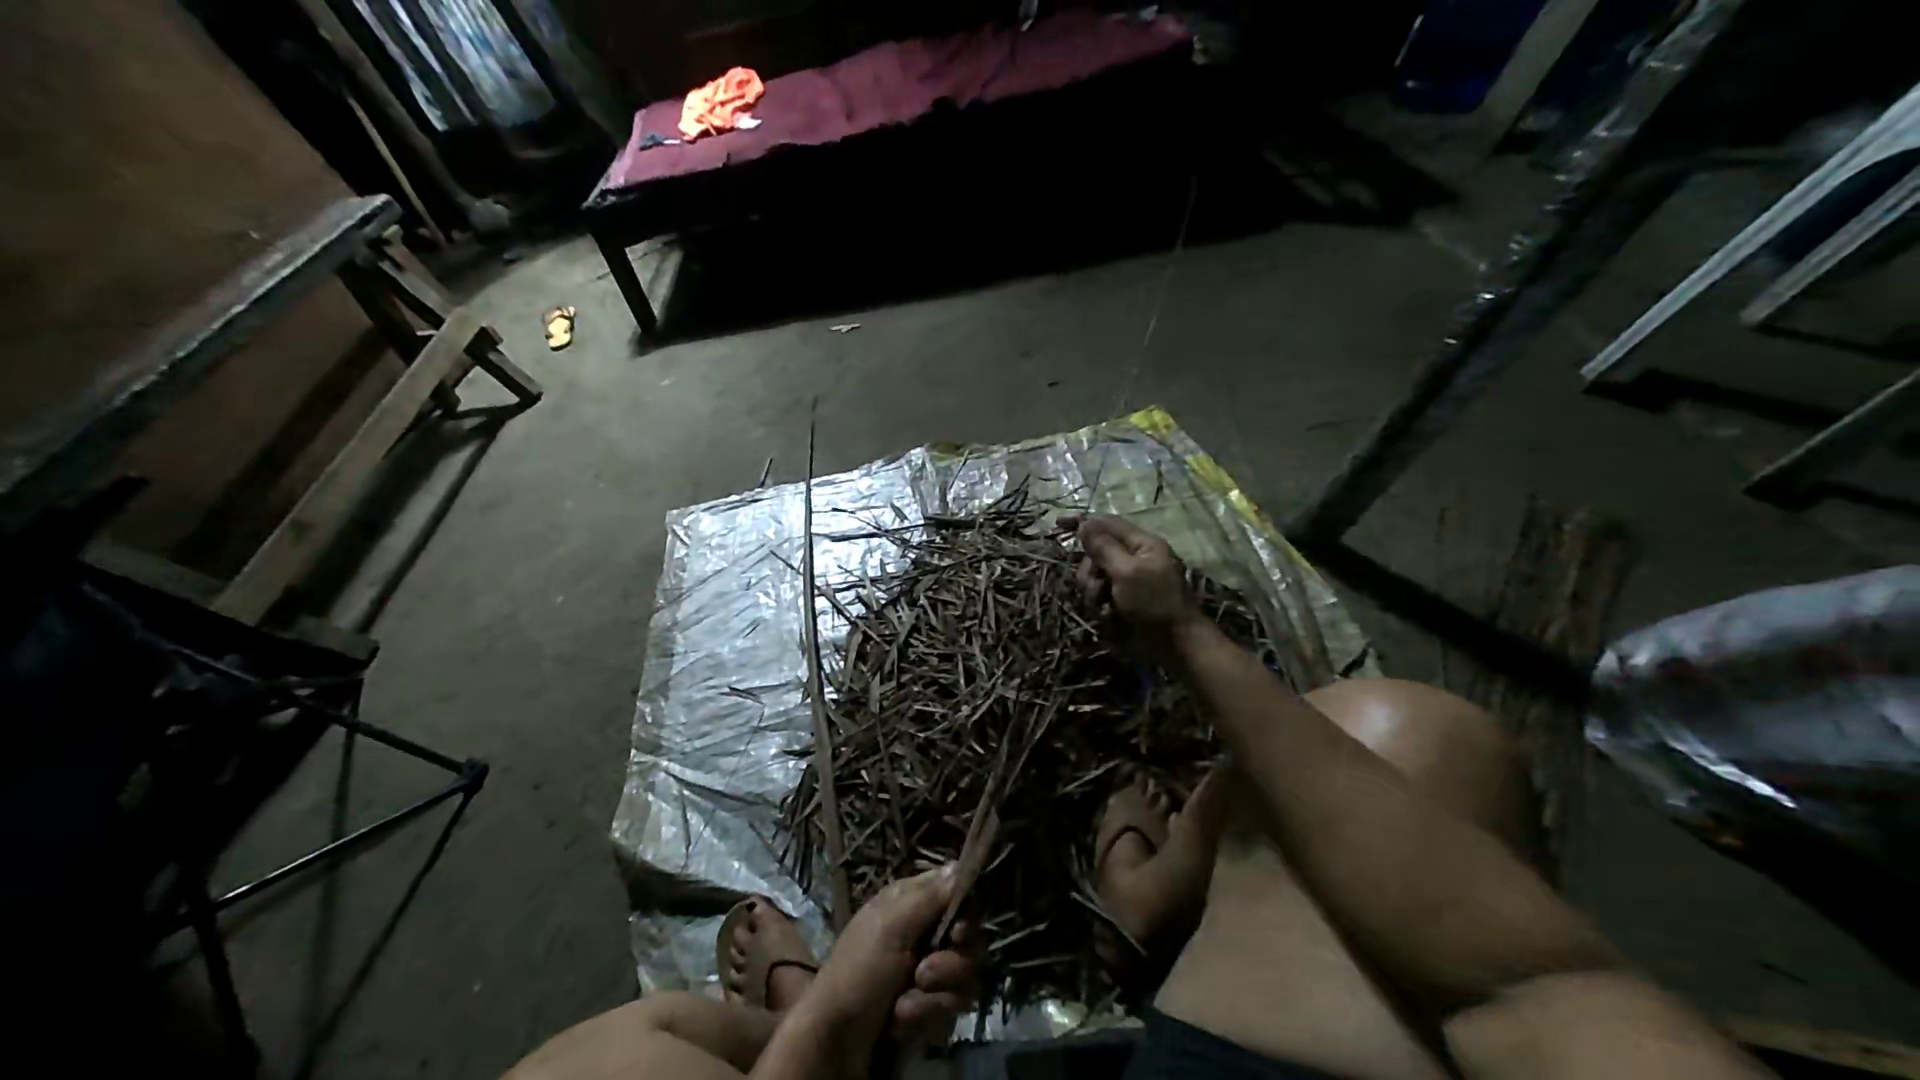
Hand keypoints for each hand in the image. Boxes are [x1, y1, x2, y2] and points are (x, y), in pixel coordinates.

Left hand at [785, 866, 979, 1071]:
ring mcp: (929, 966)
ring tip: (903, 1006)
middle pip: (970, 937)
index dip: (966, 908)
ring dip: (934, 997)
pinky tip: (901, 1021)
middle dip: (950, 964)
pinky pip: (952, 1004)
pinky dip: (926, 1015)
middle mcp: (924, 928)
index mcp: (911, 900)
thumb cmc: (858, 971)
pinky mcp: (930, 1001)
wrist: (836, 1041)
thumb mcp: (890, 926)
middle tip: (922, 974)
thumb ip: (930, 896)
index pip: (955, 888)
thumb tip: (960, 864)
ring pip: (965, 974)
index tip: (959, 931)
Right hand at [1063, 515, 1198, 652]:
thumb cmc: (1154, 602)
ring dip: (1093, 592)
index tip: (1058, 524)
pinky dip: (1100, 606)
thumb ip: (1103, 547)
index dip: (1082, 522)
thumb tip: (1084, 524)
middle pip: (1095, 553)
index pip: (1107, 523)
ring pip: (1093, 576)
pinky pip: (1099, 596)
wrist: (1173, 643)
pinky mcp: (1121, 600)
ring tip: (1105, 607)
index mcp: (1141, 544)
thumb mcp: (1127, 571)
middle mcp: (1132, 558)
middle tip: (1097, 588)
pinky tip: (1110, 617)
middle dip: (1089, 571)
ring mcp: (1126, 581)